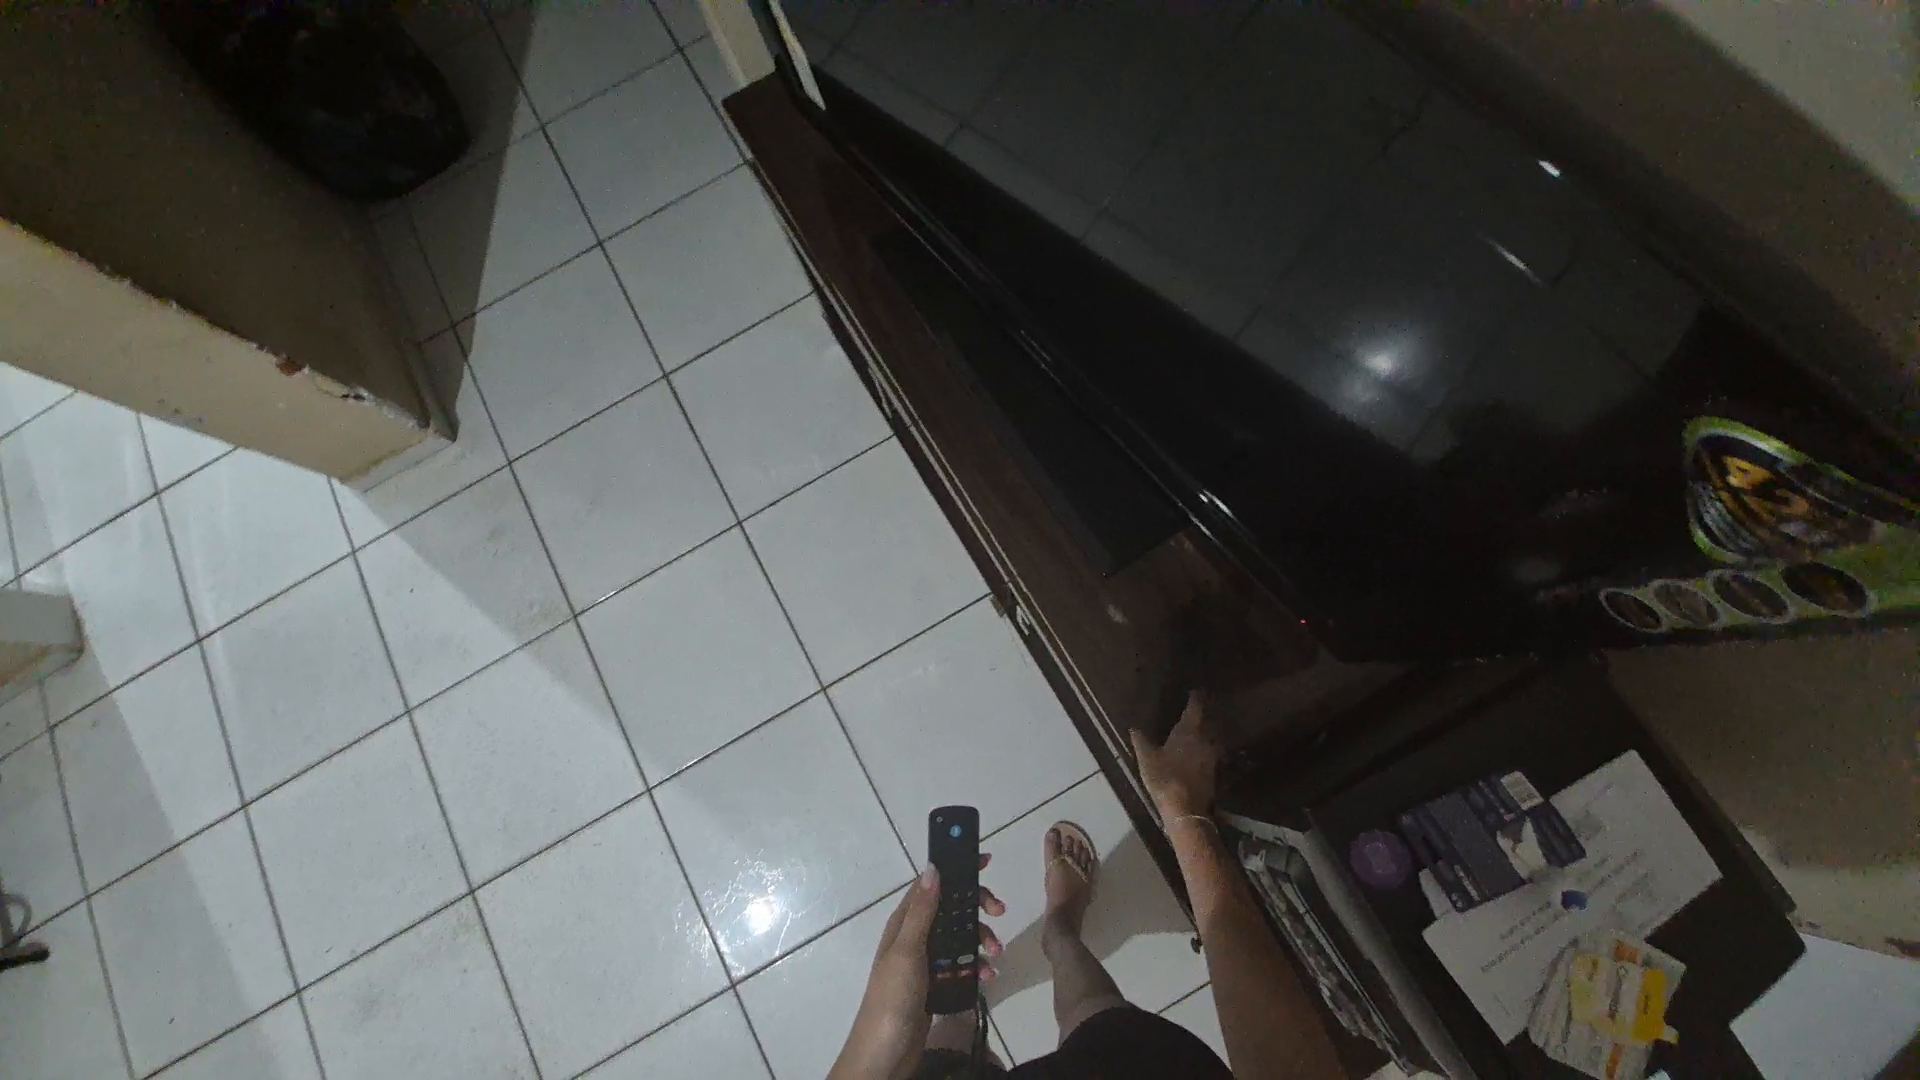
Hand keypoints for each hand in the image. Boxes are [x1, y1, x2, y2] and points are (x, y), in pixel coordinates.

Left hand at [829, 857, 1004, 1079]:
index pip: (933, 884)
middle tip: (1000, 911)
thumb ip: (922, 911)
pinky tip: (988, 975)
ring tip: (996, 954)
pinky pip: (961, 966)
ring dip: (980, 940)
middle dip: (977, 907)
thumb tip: (934, 867)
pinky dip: (977, 966)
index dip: (957, 870)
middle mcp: (915, 937)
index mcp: (905, 923)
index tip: (985, 861)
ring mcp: (926, 962)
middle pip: (952, 909)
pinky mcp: (936, 984)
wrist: (884, 1057)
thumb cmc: (892, 999)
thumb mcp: (908, 951)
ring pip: (960, 938)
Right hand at [1131, 689, 1219, 819]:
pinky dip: (1207, 748)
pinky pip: (1212, 753)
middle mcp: (1204, 740)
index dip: (1195, 698)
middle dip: (1203, 715)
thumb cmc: (1165, 776)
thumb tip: (1134, 727)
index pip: (1195, 708)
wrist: (1186, 808)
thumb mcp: (1147, 757)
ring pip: (1212, 738)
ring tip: (1199, 730)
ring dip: (1208, 732)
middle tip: (1197, 709)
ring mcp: (1211, 756)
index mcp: (1188, 731)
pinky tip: (1199, 753)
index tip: (1195, 691)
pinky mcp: (1214, 771)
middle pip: (1208, 722)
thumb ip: (1141, 741)